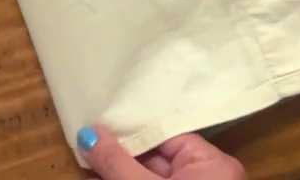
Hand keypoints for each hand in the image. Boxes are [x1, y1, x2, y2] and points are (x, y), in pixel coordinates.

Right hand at [80, 126, 246, 179]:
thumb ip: (116, 162)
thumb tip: (88, 133)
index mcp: (212, 163)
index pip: (162, 133)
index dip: (127, 129)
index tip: (96, 125)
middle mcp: (211, 177)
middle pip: (157, 156)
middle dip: (122, 155)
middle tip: (87, 145)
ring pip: (155, 178)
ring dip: (123, 174)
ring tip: (91, 162)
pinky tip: (106, 179)